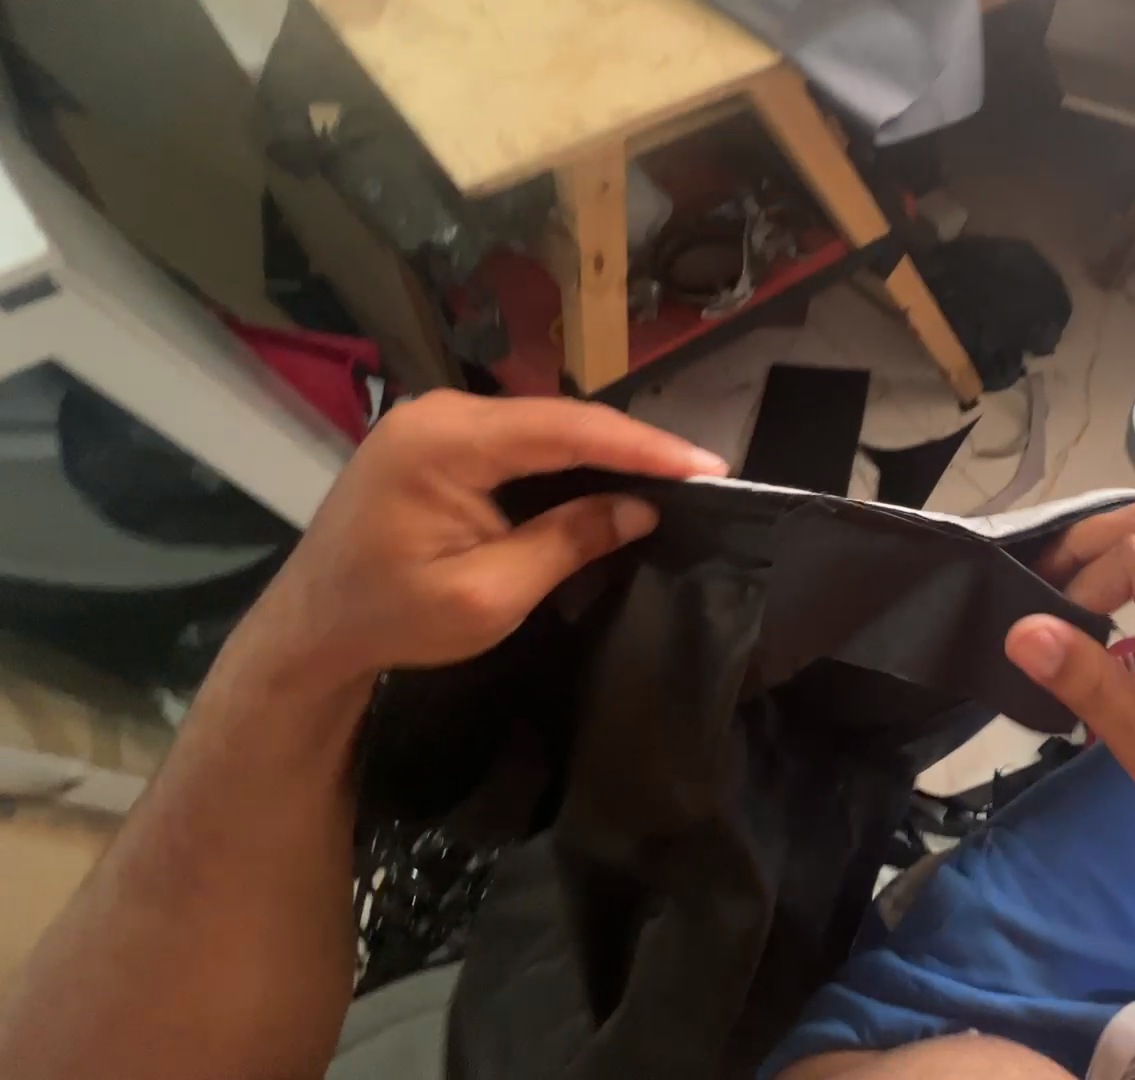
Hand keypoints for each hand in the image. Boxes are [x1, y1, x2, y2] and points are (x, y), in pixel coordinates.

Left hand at [231, 391, 726, 689]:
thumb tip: (642, 508)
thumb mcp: (491, 591)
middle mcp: (443, 414)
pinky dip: (580, 459)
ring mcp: (441, 423)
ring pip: (553, 427)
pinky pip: (531, 441)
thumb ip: (569, 541)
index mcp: (444, 442)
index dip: (646, 447)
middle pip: (565, 419)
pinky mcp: (446, 442)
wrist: (311, 631)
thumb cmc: (393, 619)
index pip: (569, 430)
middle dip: (638, 446)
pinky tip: (618, 474)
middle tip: (703, 470)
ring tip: (676, 471)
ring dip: (614, 451)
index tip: (709, 465)